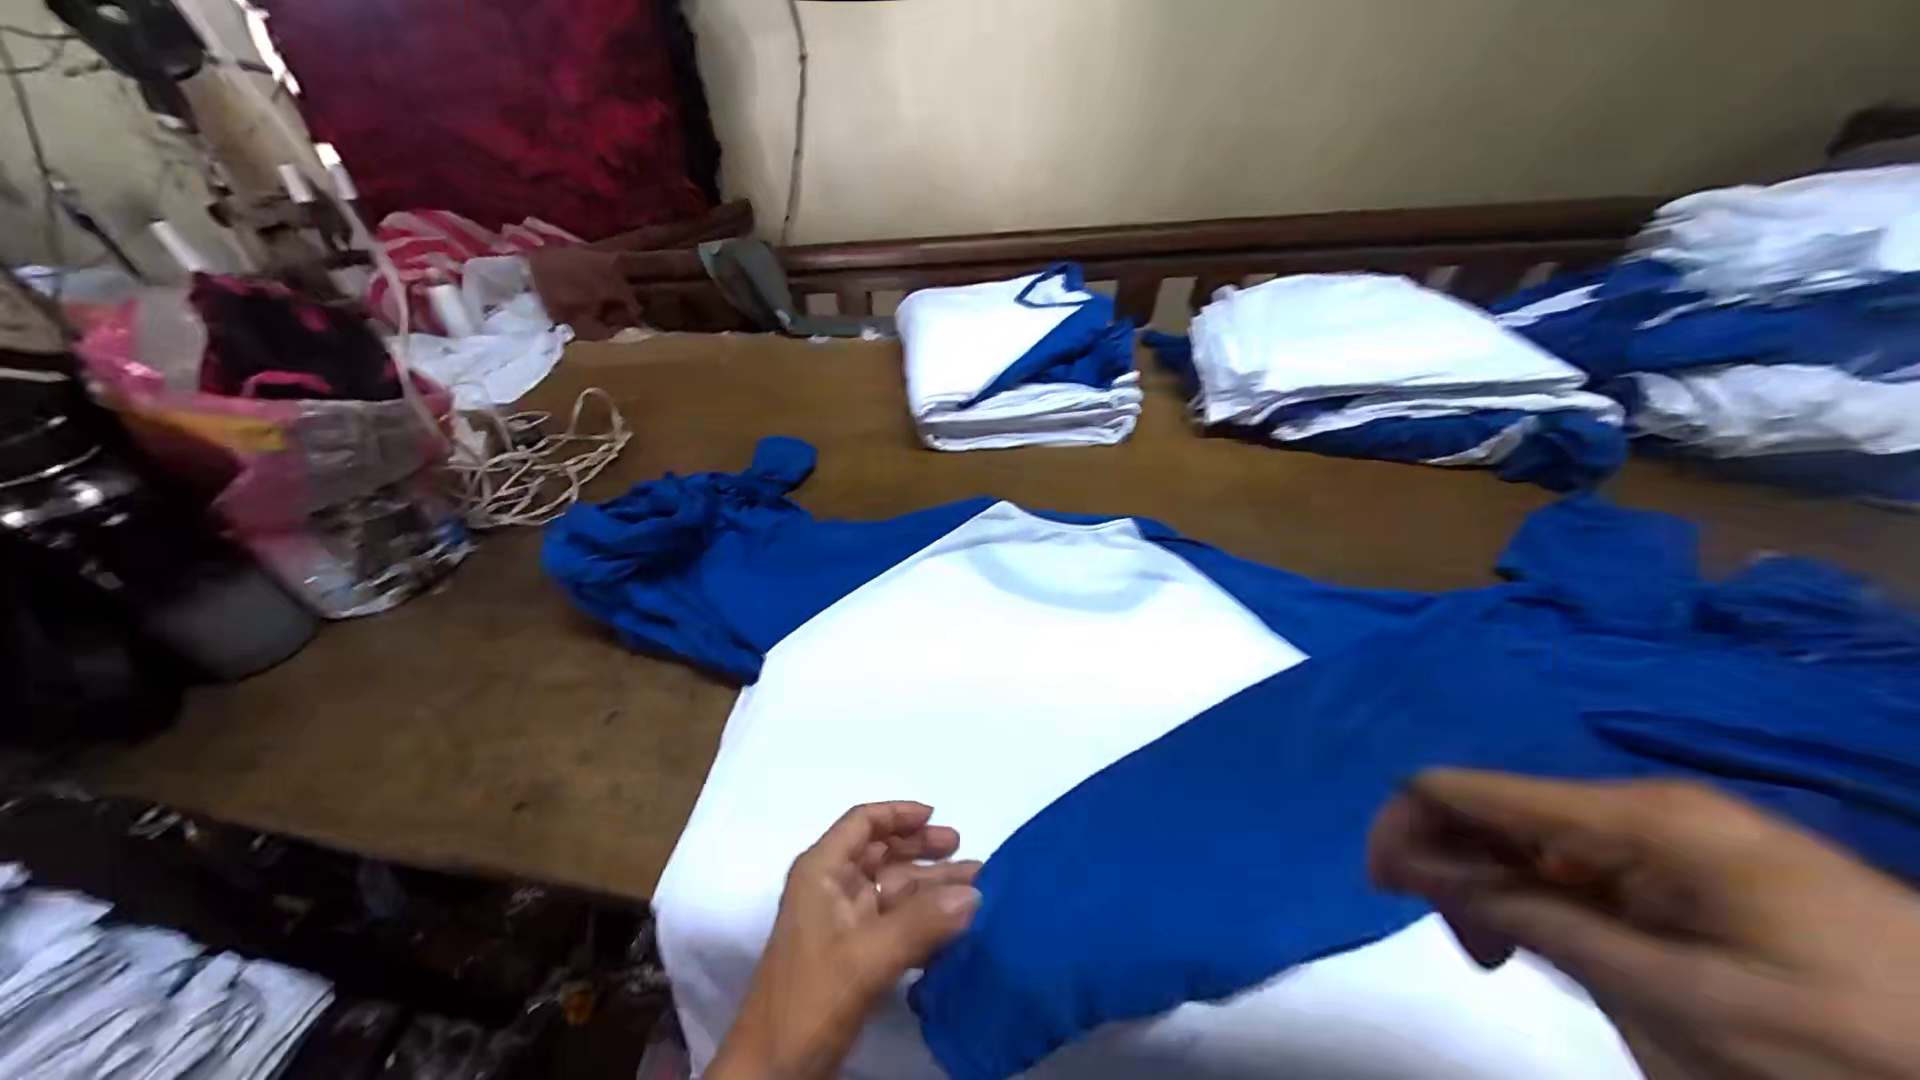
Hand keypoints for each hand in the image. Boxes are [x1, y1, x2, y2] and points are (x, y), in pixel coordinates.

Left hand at [707, 802, 980, 1079]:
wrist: (770, 1073)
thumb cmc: (810, 999)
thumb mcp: (867, 957)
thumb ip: (922, 922)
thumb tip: (974, 892)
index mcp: (822, 871)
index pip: (862, 823)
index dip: (898, 813)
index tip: (936, 816)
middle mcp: (831, 887)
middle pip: (881, 852)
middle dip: (921, 848)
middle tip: (964, 849)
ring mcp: (841, 922)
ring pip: (892, 888)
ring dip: (930, 886)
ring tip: (975, 885)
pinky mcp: (852, 954)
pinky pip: (894, 922)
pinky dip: (923, 920)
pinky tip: (954, 928)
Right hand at [1370, 770, 1919, 1079]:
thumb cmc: (1853, 1046)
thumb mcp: (1677, 1000)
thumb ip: (1535, 919)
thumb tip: (1418, 861)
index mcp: (1634, 817)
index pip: (1468, 788)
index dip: (1408, 823)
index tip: (1382, 883)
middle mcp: (1636, 806)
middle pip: (1493, 808)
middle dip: (1450, 861)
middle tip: (1458, 939)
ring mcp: (1663, 833)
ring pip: (1527, 838)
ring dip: (1492, 886)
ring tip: (1496, 951)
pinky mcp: (1682, 864)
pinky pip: (1575, 864)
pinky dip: (1539, 898)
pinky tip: (1546, 939)